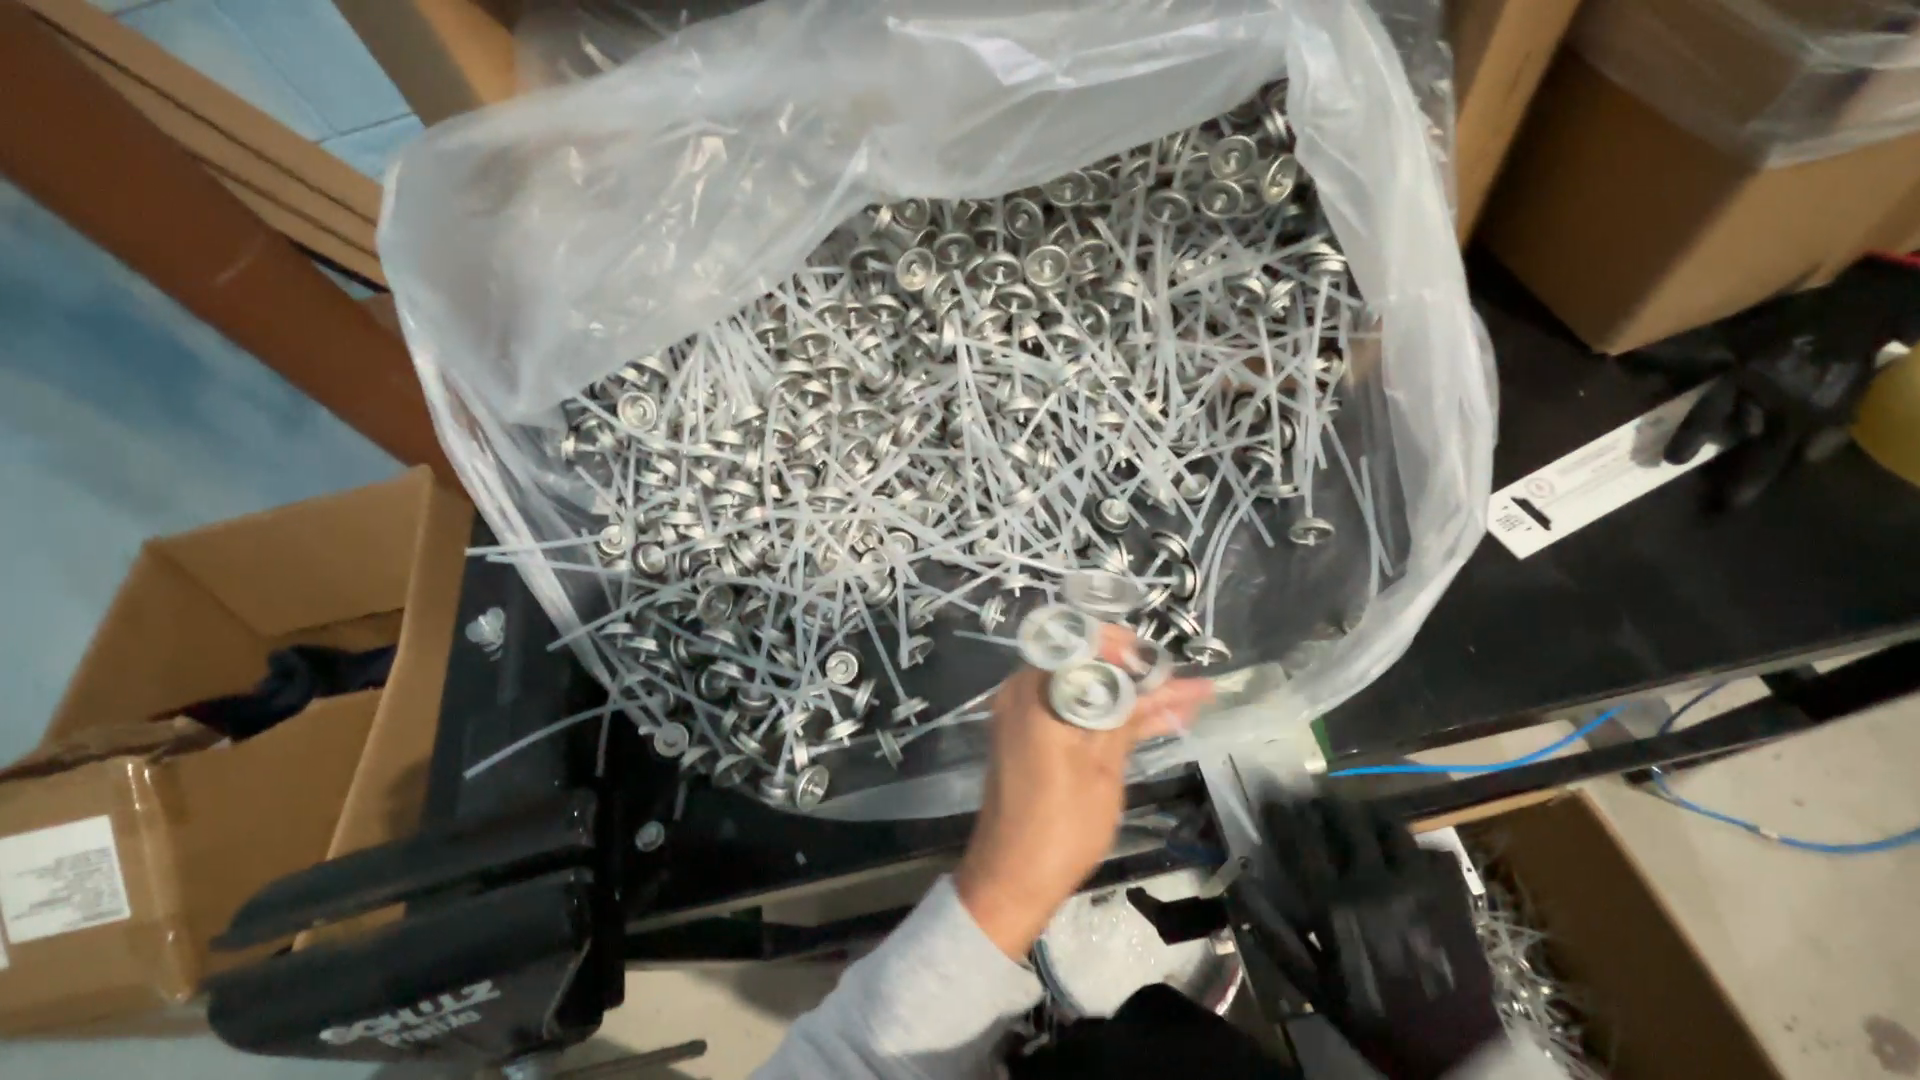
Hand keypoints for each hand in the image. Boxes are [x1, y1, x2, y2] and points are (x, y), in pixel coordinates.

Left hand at [954, 625, 1214, 958]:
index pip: (1081, 643)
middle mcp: (1024, 694)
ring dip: (1136, 695)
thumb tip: (1158, 681)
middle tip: (1181, 676)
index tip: (1160, 660)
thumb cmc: (1059, 825)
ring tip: (1191, 693)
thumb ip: (1126, 716)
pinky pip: (1079, 714)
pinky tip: (1165, 717)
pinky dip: (1115, 717)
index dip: (1124, 647)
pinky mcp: (1036, 740)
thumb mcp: (1102, 768)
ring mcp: (1029, 717)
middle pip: (1087, 664)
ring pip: (1090, 691)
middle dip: (1137, 670)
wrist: (1011, 880)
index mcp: (1034, 692)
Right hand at [1264, 796, 1499, 1079]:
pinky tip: (1402, 854)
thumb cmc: (1372, 1019)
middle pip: (1345, 819)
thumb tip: (1238, 884)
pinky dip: (1409, 845)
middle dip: (1324, 805)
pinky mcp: (1452, 892)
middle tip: (1313, 803)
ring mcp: (1418, 883)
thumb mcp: (1312, 985)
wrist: (1454, 1050)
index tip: (1272, 802)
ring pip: (1389, 824)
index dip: (1282, 815)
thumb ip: (1273, 932)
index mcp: (1334, 903)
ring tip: (1356, 816)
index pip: (1300, 840)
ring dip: (1366, 815)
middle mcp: (1374, 881)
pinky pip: (1429, 849)